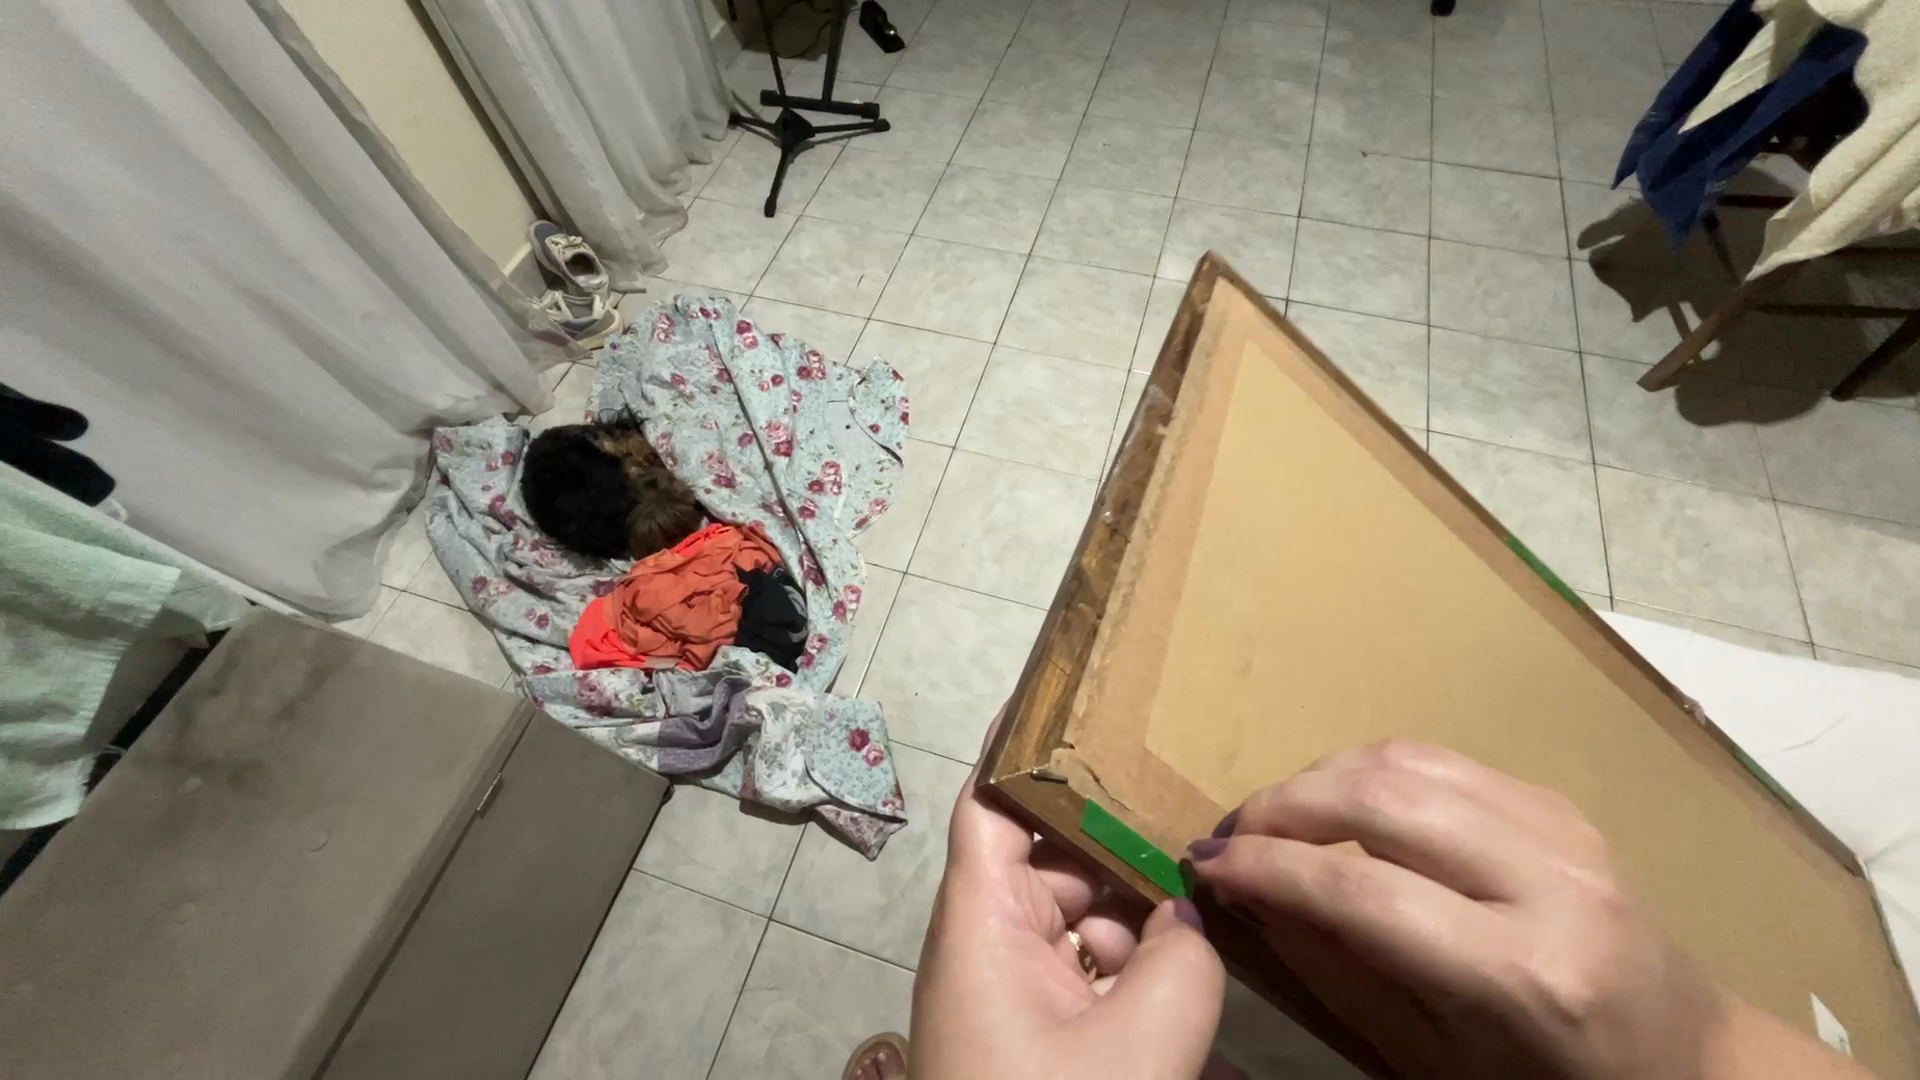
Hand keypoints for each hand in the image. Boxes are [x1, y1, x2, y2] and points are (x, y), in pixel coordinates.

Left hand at [911, 734, 1228, 1079]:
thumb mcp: (1131, 1057)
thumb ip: (1180, 973)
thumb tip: (1183, 918)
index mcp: (980, 919)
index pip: (988, 803)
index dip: (1019, 748)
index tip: (1069, 700)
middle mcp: (990, 936)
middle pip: (1051, 853)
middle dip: (1116, 837)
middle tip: (1185, 809)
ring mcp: (1014, 983)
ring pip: (1079, 913)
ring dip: (1136, 912)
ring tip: (1202, 899)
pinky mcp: (1035, 1024)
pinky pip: (1087, 967)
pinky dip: (1133, 966)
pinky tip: (1187, 974)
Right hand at [1189, 739, 1874, 1079]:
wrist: (1690, 1058)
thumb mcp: (1426, 1057)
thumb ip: (1328, 967)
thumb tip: (1245, 892)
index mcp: (1527, 975)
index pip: (1361, 890)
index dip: (1266, 867)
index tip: (1205, 864)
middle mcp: (1548, 882)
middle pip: (1377, 800)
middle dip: (1280, 806)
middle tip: (1232, 835)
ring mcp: (1558, 825)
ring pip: (1395, 759)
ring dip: (1313, 780)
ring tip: (1276, 819)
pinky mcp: (1550, 798)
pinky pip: (1426, 755)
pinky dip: (1358, 771)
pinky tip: (1336, 805)